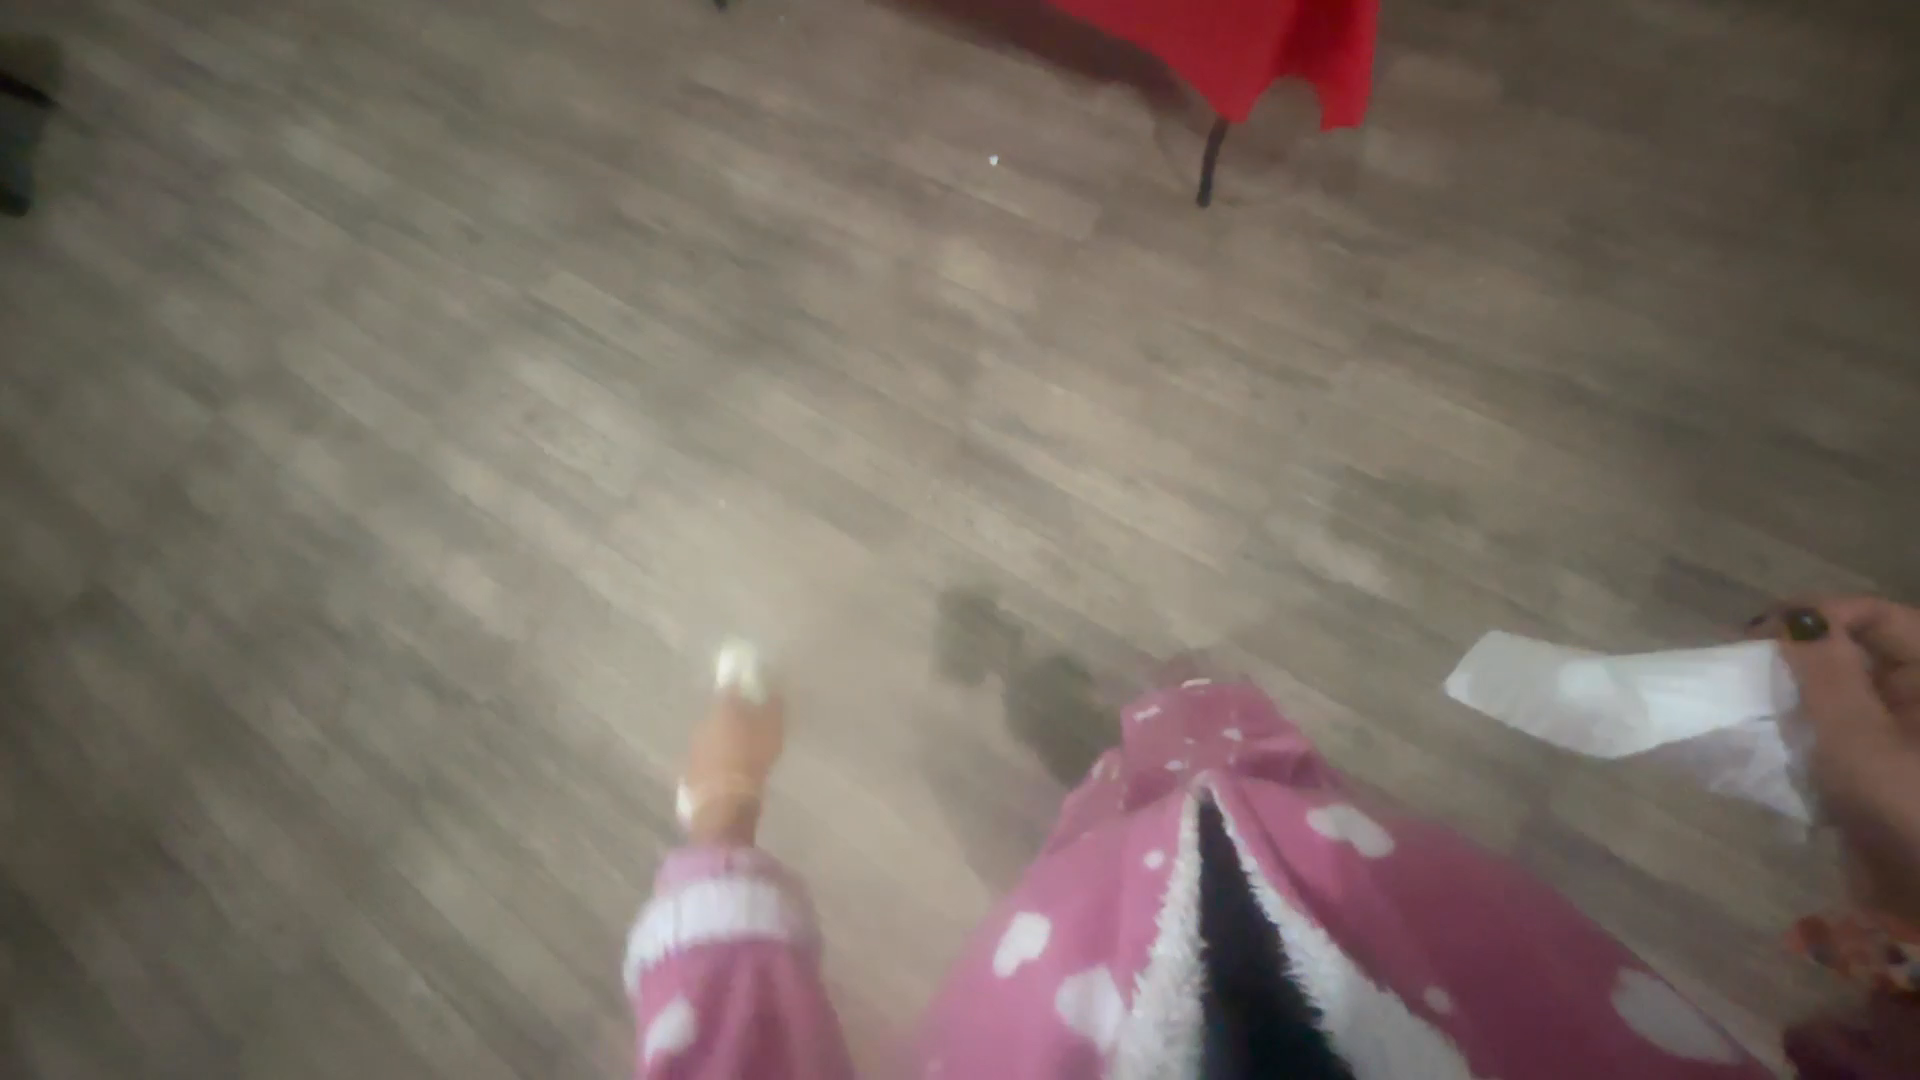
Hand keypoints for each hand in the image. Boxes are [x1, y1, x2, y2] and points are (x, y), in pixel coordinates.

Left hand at [680, 641, 784, 845]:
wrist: (725, 799)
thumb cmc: (753, 757)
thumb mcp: (773, 729)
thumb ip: (774, 706)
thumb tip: (773, 690)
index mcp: (724, 706)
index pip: (732, 687)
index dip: (742, 686)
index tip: (752, 690)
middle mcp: (704, 720)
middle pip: (720, 711)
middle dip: (732, 714)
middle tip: (749, 722)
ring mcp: (694, 745)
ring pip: (711, 734)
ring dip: (723, 737)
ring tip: (740, 748)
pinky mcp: (689, 768)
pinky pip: (706, 756)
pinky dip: (716, 757)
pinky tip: (728, 766)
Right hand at [1752, 597, 1919, 920]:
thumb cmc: (1906, 805)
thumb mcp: (1856, 734)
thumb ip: (1822, 669)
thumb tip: (1792, 617)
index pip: (1882, 616)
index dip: (1820, 613)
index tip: (1757, 633)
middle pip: (1863, 644)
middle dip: (1800, 646)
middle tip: (1742, 659)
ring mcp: (1909, 729)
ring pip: (1845, 680)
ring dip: (1795, 681)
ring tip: (1750, 691)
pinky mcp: (1887, 757)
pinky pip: (1841, 715)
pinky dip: (1803, 713)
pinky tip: (1771, 724)